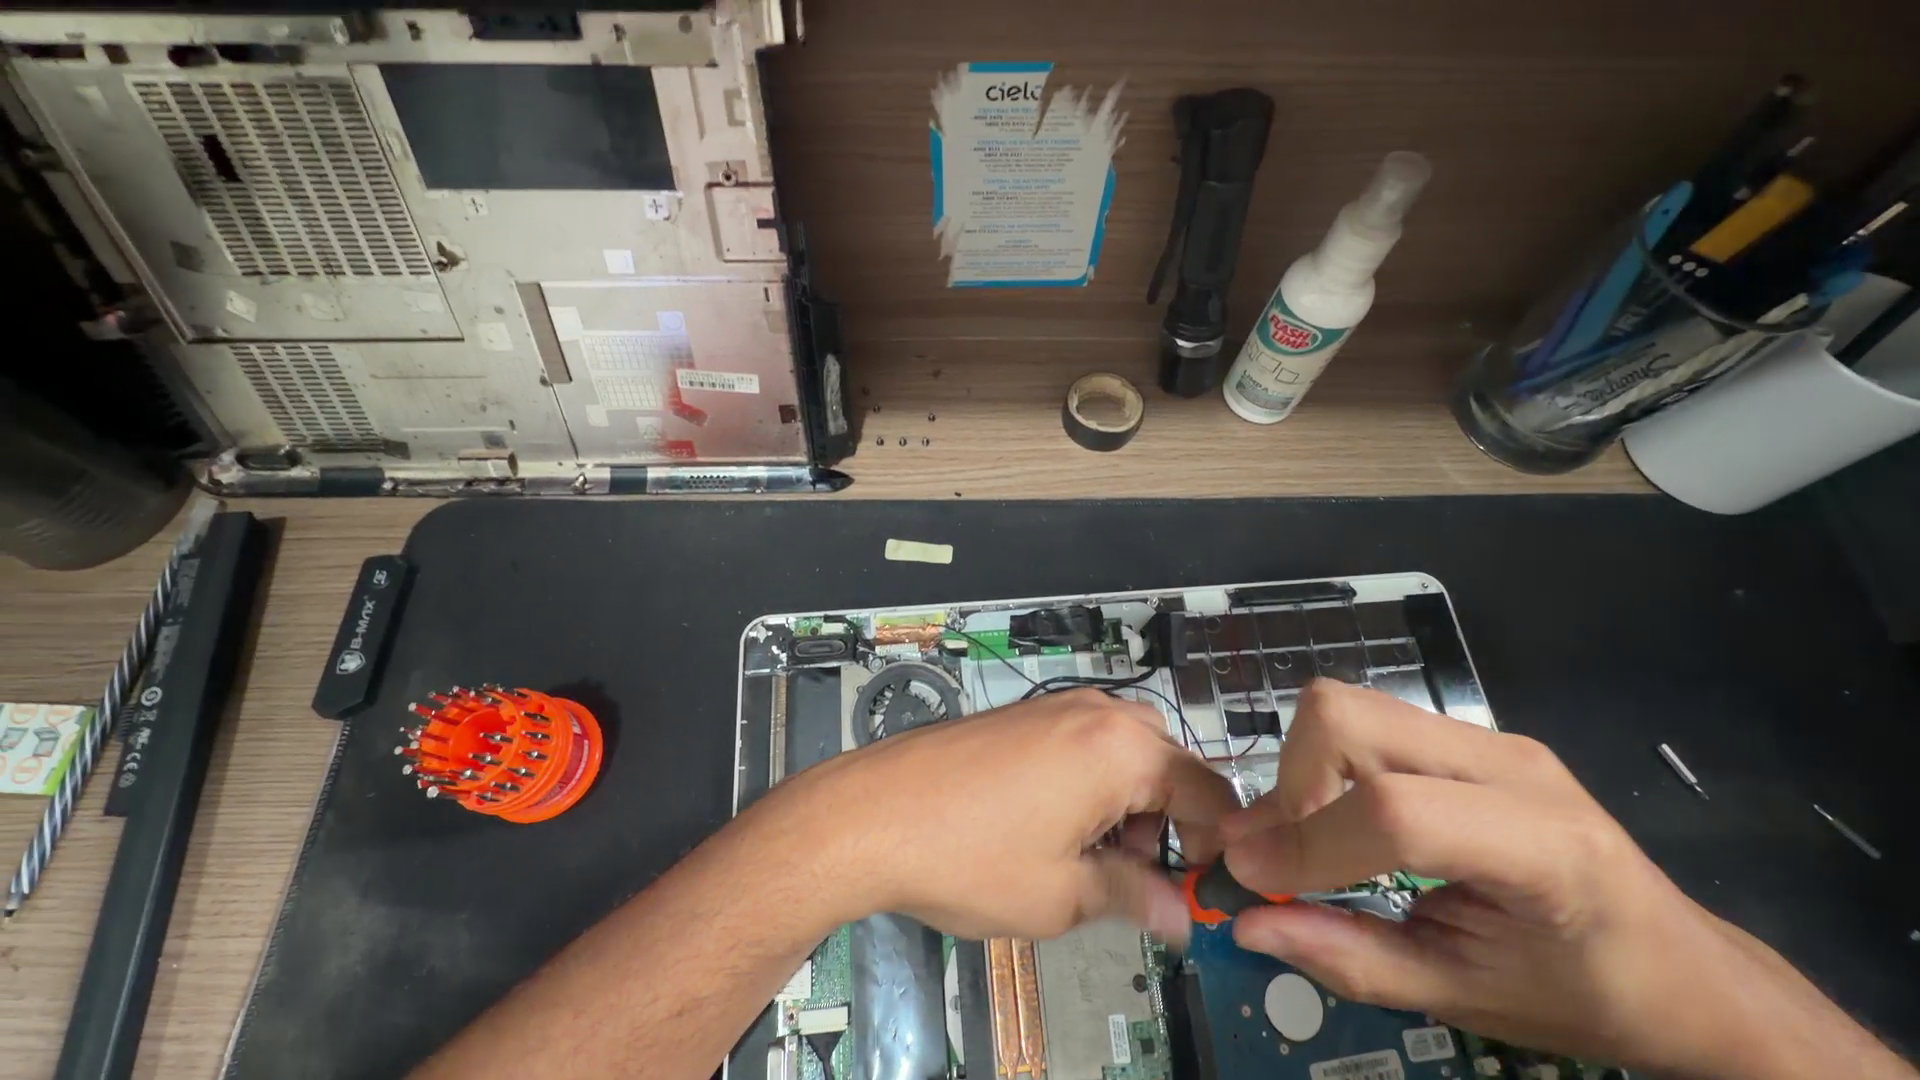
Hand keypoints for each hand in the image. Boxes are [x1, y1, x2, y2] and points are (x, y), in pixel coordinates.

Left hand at [765, 688, 1237, 942]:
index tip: (1198, 890)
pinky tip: (1049, 823)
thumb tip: (1180, 917)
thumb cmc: (968, 858)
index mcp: (1121, 750)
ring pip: (1124, 752)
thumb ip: (1134, 898)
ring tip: (1086, 855)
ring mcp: (1053, 707)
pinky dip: (1089, 781)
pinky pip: (1082, 743)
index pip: (1209, 792)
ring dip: (1128, 802)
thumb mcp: (1062, 895)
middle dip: (1167, 821)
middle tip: (1133, 873)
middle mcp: (1095, 714)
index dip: (1215, 847)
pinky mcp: (1019, 716)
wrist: (868, 817)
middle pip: (1168, 765)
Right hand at [1221, 680, 1913, 1079]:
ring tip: (1308, 840)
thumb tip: (1248, 924)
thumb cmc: (1588, 996)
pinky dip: (1325, 765)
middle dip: (1290, 782)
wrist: (1687, 967)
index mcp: (1543, 846)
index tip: (1249, 882)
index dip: (1308, 844)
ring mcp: (1489, 737)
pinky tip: (1341, 821)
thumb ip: (1353, 960)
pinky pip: (1367, 721)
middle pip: (1348, 717)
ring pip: (1347, 706)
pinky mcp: (1468, 734)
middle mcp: (1510, 763)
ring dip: (1301, 770)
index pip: (1394, 812)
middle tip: (1285, 853)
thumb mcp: (1468, 999)